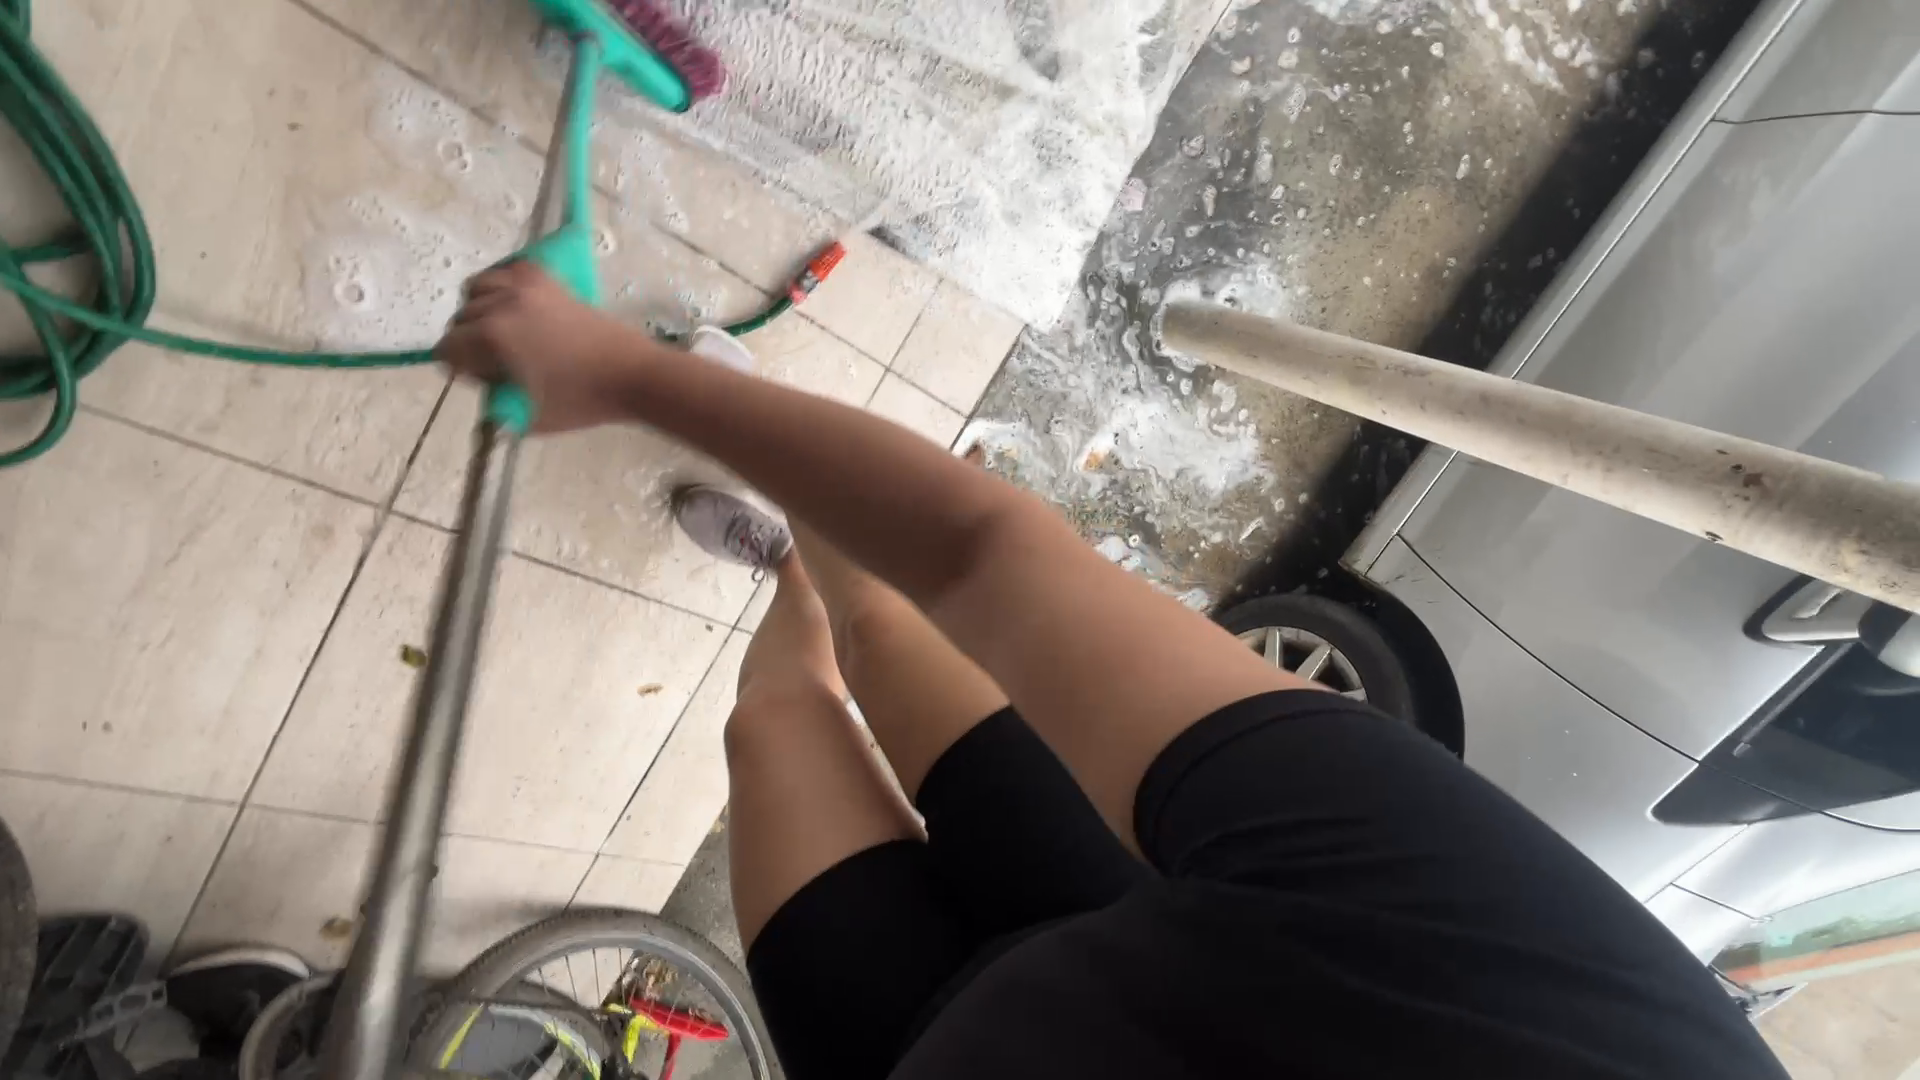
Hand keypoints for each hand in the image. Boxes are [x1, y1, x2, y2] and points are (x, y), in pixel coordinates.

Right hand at [436, 260, 659, 432]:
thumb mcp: (529, 416)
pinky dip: (505, 286)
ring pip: (478, 290)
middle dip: (473, 341)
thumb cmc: (584, 400)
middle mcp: (502, 303)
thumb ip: (495, 401)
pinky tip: (520, 308)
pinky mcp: (549, 280)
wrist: (633, 374)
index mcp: (492, 337)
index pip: (448, 348)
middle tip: (503, 362)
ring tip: (509, 333)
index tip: (488, 379)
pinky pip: (508, 270)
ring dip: (483, 310)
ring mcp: (526, 286)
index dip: (464, 368)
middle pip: (461, 318)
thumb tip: (482, 386)